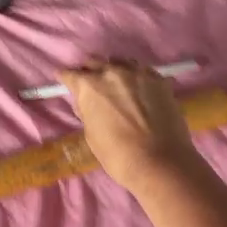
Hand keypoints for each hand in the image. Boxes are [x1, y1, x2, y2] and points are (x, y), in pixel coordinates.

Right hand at [60, 61, 202, 192]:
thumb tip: (88, 103)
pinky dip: (138, 77)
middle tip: (92, 83)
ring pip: (121, 62)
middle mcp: (111, 72)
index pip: (70, 74)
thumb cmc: (119, 155)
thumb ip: (87, 112)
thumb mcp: (91, 136)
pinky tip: (140, 88)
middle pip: (95, 62)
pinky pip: (143, 71)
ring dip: (115, 70)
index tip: (64, 80)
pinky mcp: (159, 80)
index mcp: (89, 86)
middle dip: (90, 71)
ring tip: (118, 83)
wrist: (161, 164)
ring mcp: (138, 73)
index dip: (65, 78)